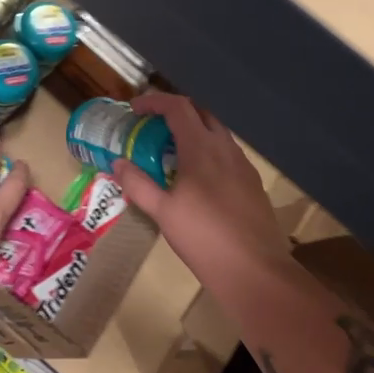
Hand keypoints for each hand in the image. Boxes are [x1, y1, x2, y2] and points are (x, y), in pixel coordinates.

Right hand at [109, 92, 286, 273]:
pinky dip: (208, 152)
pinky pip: (227, 154)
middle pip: (200, 113)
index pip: (178, 107)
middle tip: (152, 128)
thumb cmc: (204, 238)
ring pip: (216, 133)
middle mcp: (225, 148)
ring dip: (193, 132)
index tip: (134, 109)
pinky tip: (198, 179)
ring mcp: (243, 165)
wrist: (255, 271)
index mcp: (201, 148)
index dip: (154, 101)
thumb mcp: (163, 213)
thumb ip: (138, 184)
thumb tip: (118, 163)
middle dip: (174, 113)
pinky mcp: (253, 183)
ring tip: (171, 154)